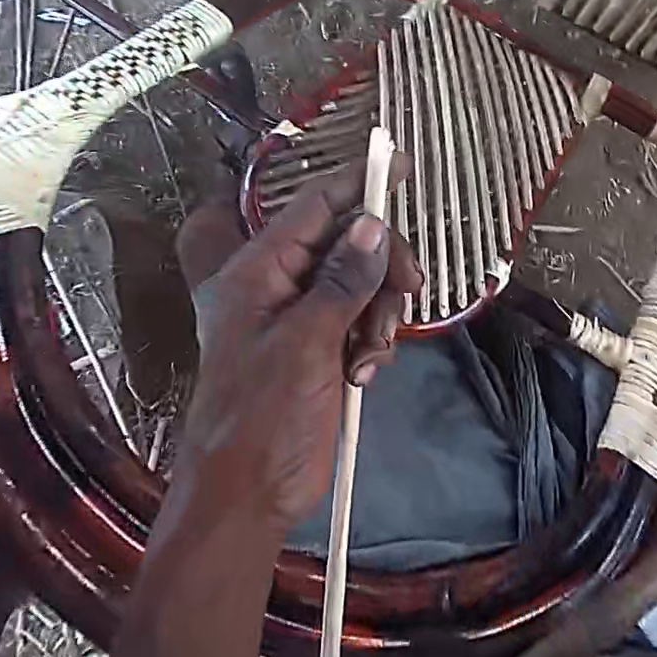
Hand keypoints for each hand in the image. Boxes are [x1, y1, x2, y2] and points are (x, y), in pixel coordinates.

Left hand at [114, 163, 420, 656]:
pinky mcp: (318, 342)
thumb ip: (340, 282)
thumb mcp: (305, 345)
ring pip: (358, 280)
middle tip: (409, 290)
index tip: (400, 163)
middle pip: (345, 242)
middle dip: (379, 265)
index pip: (314, 206)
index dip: (357, 181)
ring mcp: (299, 313)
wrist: (247, 493)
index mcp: (259, 268)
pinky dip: (370, 338)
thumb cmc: (264, 416)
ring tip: (369, 356)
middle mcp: (279, 281)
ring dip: (377, 311)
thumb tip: (370, 224)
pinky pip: (358, 317)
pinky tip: (363, 372)